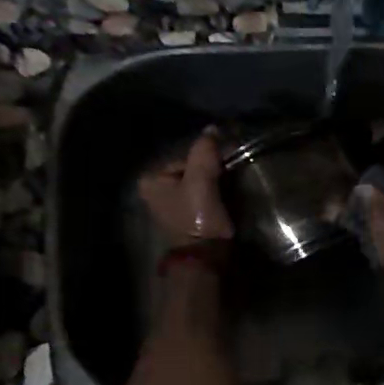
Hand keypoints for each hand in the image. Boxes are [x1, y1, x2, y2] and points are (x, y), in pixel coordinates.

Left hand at [139, 127, 233, 250]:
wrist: (206, 256)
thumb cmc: (197, 217)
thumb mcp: (201, 181)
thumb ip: (205, 152)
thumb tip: (213, 128)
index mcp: (151, 178)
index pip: (185, 155)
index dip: (209, 156)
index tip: (229, 161)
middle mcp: (155, 189)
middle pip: (191, 168)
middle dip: (212, 168)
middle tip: (232, 172)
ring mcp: (170, 203)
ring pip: (198, 180)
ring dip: (215, 180)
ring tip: (233, 183)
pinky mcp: (186, 214)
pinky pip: (202, 193)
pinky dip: (214, 192)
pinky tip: (226, 196)